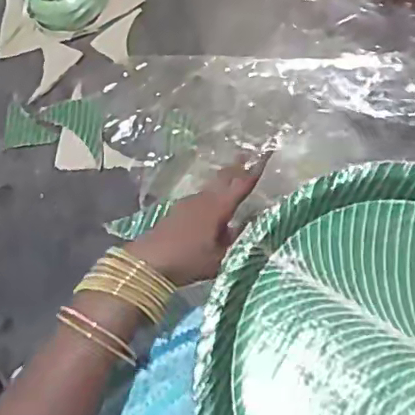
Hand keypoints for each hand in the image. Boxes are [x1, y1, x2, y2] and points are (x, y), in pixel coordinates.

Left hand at [125, 156, 269, 284]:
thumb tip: (244, 226)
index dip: (256, 169)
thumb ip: (234, 241)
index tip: (267, 153)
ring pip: (212, 188)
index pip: (242, 184)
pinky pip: (202, 198)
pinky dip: (212, 197)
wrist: (148, 262)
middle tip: (249, 156)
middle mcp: (205, 199)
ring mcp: (189, 202)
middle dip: (237, 167)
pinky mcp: (178, 210)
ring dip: (224, 182)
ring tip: (234, 180)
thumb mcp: (219, 258)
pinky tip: (213, 208)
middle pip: (224, 178)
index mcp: (218, 207)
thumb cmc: (187, 259)